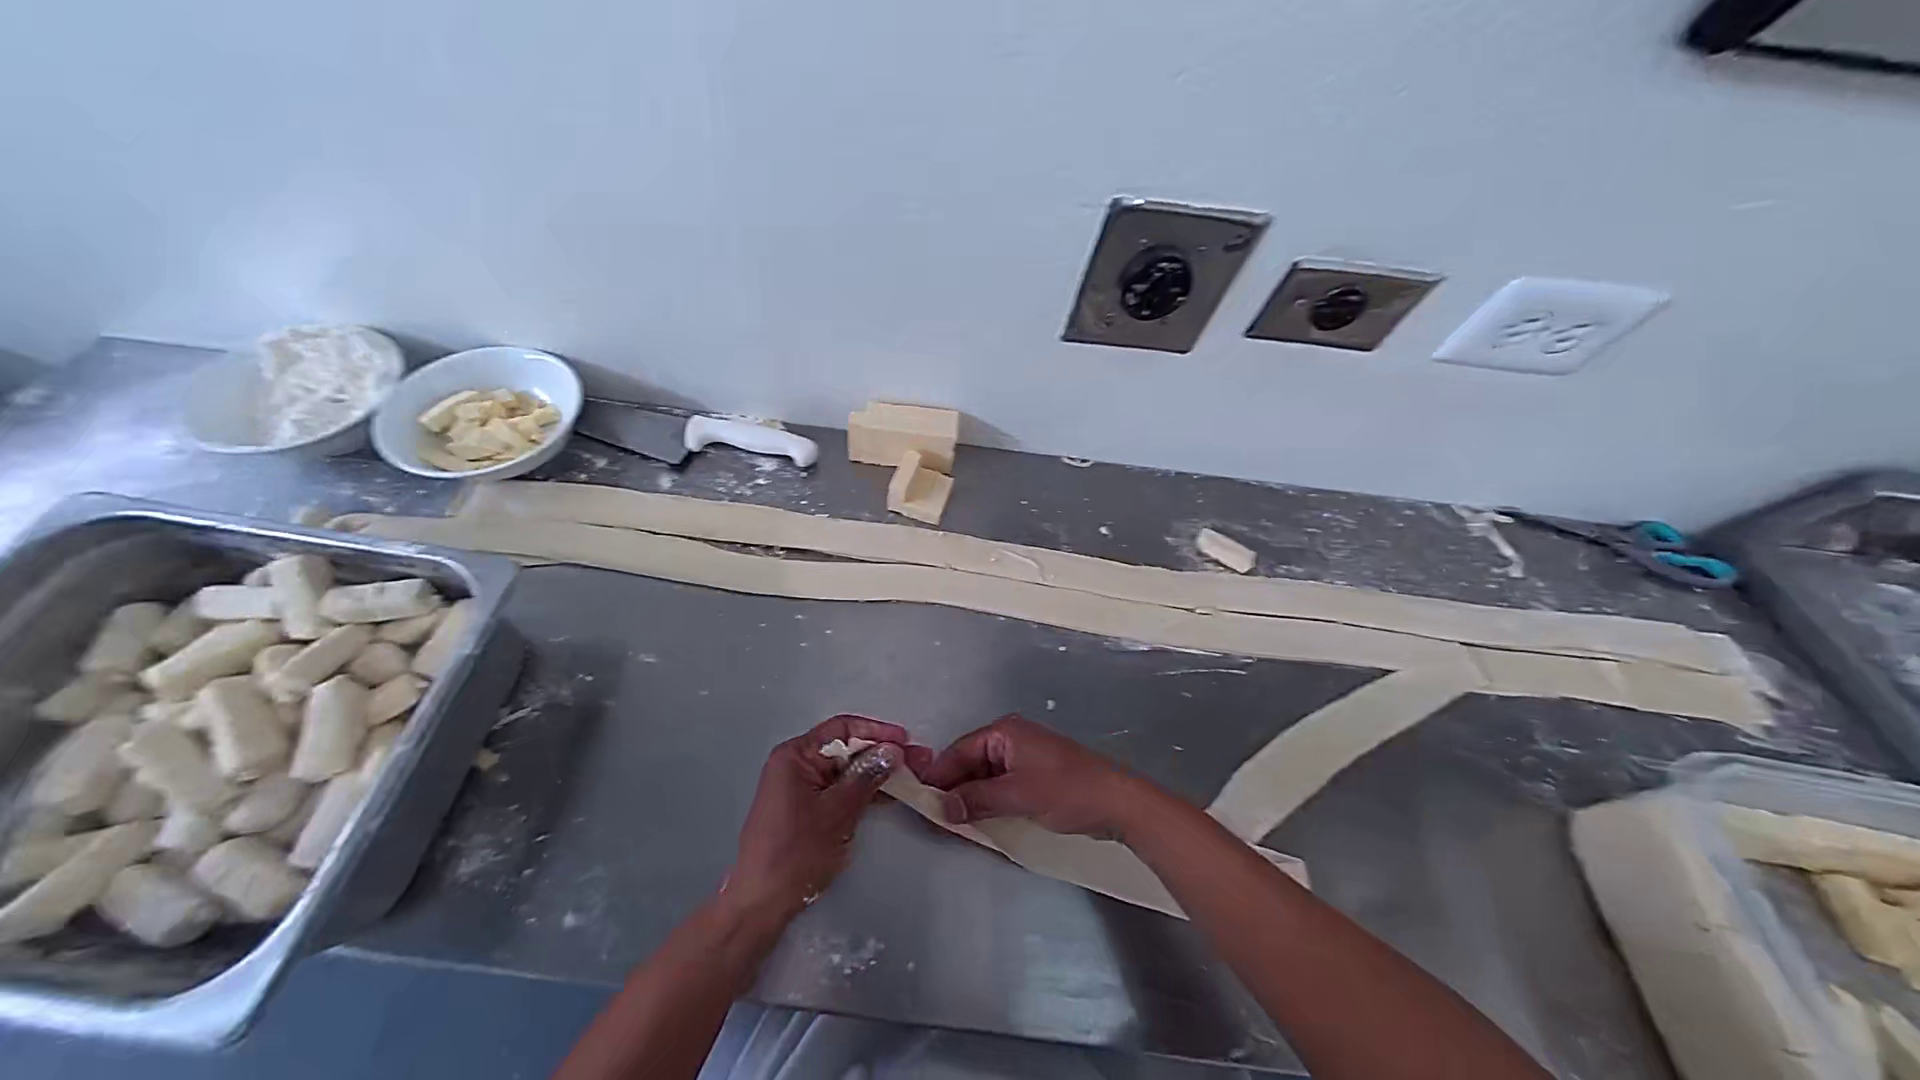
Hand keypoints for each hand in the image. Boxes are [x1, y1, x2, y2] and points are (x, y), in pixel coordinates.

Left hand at [723, 714, 906, 921]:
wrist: (761, 903)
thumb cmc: (794, 855)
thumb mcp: (838, 812)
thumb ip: (867, 776)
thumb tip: (890, 751)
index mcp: (795, 756)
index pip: (841, 729)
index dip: (876, 732)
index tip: (904, 741)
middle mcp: (795, 765)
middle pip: (845, 748)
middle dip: (881, 753)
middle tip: (915, 760)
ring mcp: (799, 788)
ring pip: (845, 770)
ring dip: (876, 773)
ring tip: (910, 775)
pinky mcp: (805, 808)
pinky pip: (839, 789)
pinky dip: (862, 790)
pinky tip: (888, 793)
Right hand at [919, 714, 1144, 838]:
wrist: (1117, 802)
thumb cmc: (1066, 790)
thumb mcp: (1017, 796)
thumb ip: (976, 799)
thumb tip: (942, 807)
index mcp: (1004, 732)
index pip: (959, 751)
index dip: (940, 776)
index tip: (921, 800)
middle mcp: (1011, 737)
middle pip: (970, 761)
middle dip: (955, 787)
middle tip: (936, 815)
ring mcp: (1024, 755)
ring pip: (985, 775)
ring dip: (971, 796)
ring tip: (954, 821)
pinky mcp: (1035, 773)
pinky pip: (1001, 783)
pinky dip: (989, 799)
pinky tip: (980, 818)